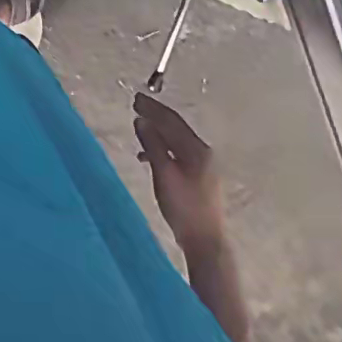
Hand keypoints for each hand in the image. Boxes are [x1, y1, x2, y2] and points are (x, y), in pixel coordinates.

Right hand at [134, 92, 225, 251]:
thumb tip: (141, 120)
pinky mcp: (199, 177)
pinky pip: (178, 152)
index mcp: (197, 149)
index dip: (153, 108)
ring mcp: (203, 165)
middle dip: (156, 115)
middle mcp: (203, 153)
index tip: (135, 98)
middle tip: (136, 103)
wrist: (206, 242)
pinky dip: (163, 147)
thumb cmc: (184, 207)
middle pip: (176, 128)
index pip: (172, 121)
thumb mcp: (164, 174)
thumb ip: (152, 145)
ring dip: (158, 131)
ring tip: (139, 125)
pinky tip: (149, 154)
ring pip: (177, 140)